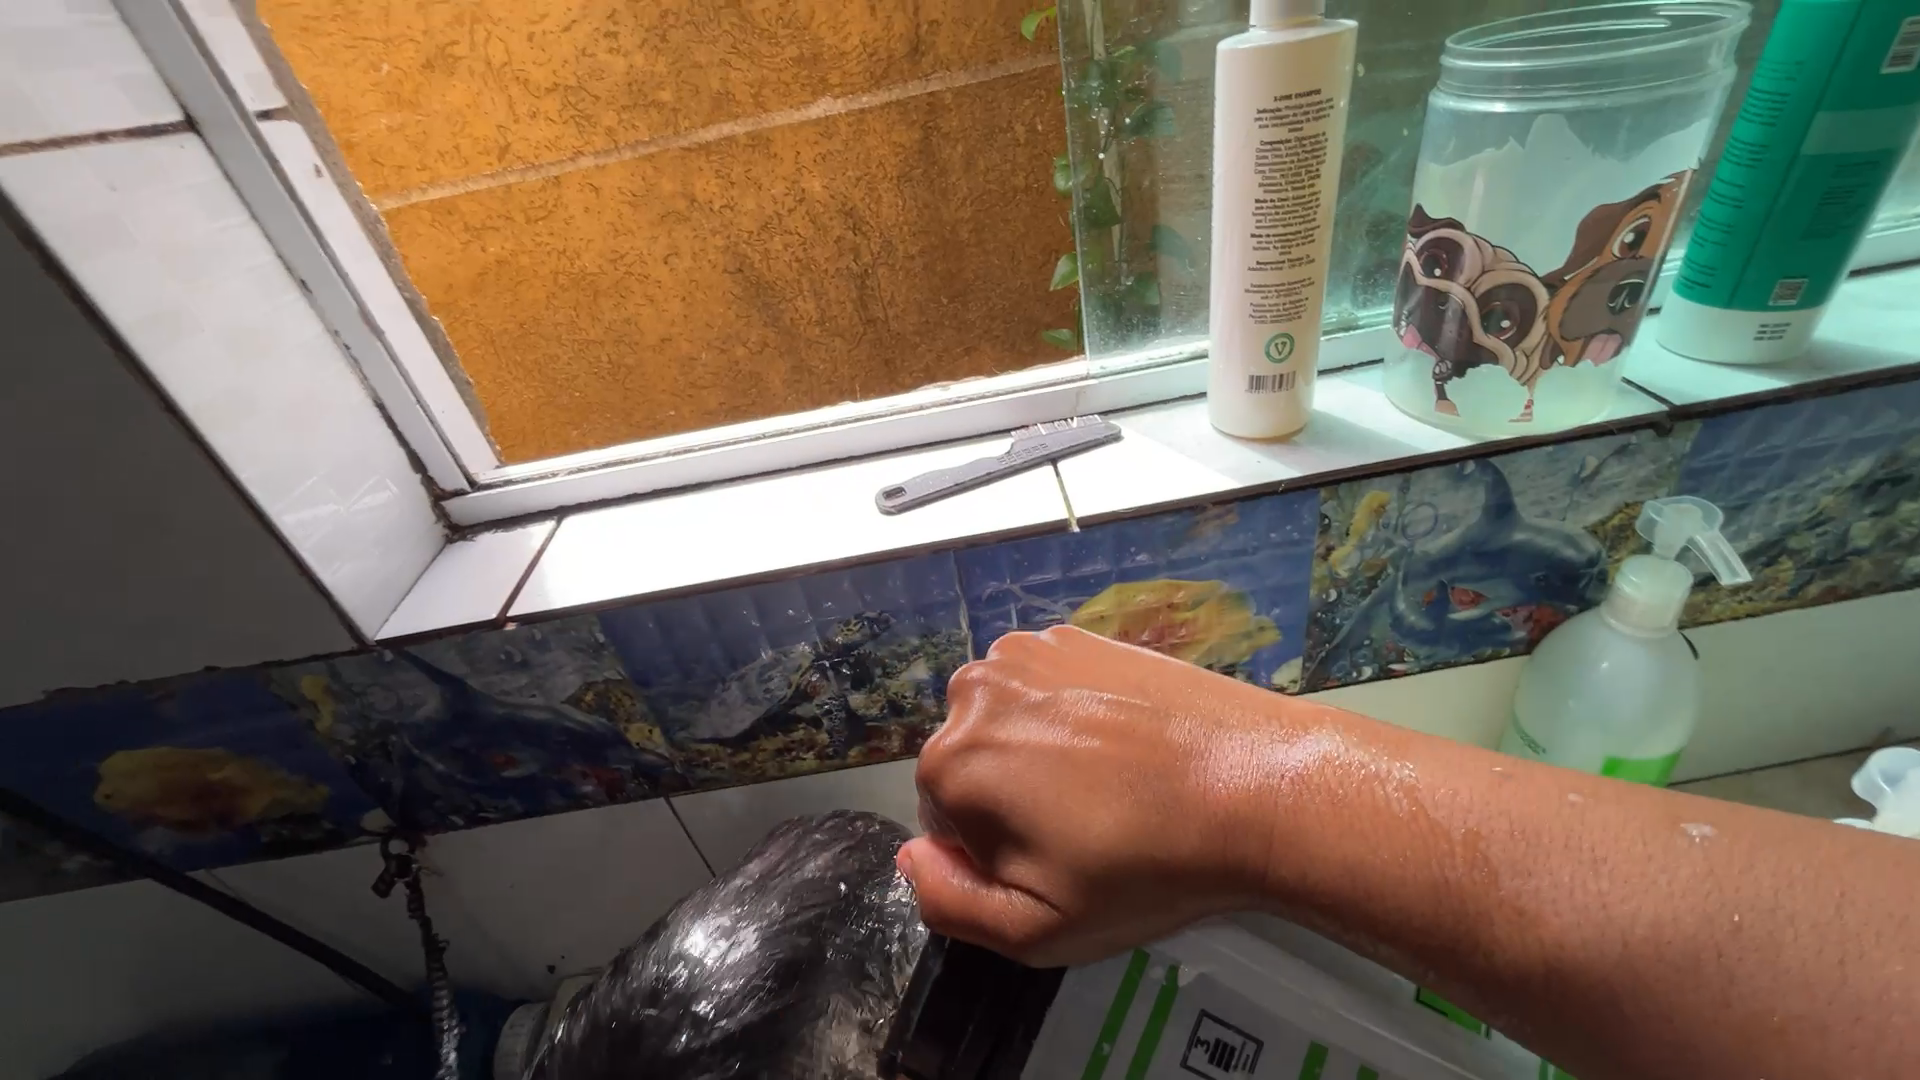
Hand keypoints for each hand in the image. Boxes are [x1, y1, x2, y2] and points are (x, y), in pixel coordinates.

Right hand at [900, 625, 1351, 966]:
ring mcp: (1025, 650)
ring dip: (1033, 747)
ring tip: (1107, 777)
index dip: (993, 851)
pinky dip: (1065, 707)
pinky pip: (1044, 682)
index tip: (1056, 857)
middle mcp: (972, 691)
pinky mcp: (1073, 633)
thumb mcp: (1037, 929)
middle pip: (970, 762)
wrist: (1251, 783)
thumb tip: (912, 856)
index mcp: (951, 762)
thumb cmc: (1143, 866)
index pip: (941, 822)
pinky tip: (1120, 734)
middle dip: (1007, 794)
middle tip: (1084, 821)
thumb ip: (946, 902)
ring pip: (1004, 719)